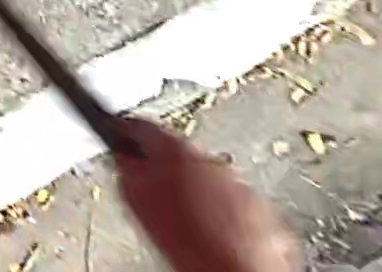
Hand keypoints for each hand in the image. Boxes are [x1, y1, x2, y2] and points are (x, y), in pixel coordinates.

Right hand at [114, 118, 300, 271]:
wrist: (231, 271)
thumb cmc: (184, 237)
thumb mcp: (131, 192)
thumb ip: (125, 163)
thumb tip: (122, 154)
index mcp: (174, 148)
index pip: (138, 124)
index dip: (121, 128)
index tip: (114, 132)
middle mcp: (211, 161)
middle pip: (177, 152)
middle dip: (163, 165)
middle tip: (148, 183)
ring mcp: (244, 189)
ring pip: (208, 178)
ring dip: (194, 188)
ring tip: (180, 212)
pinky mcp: (268, 216)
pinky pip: (235, 203)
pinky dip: (221, 210)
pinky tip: (209, 227)